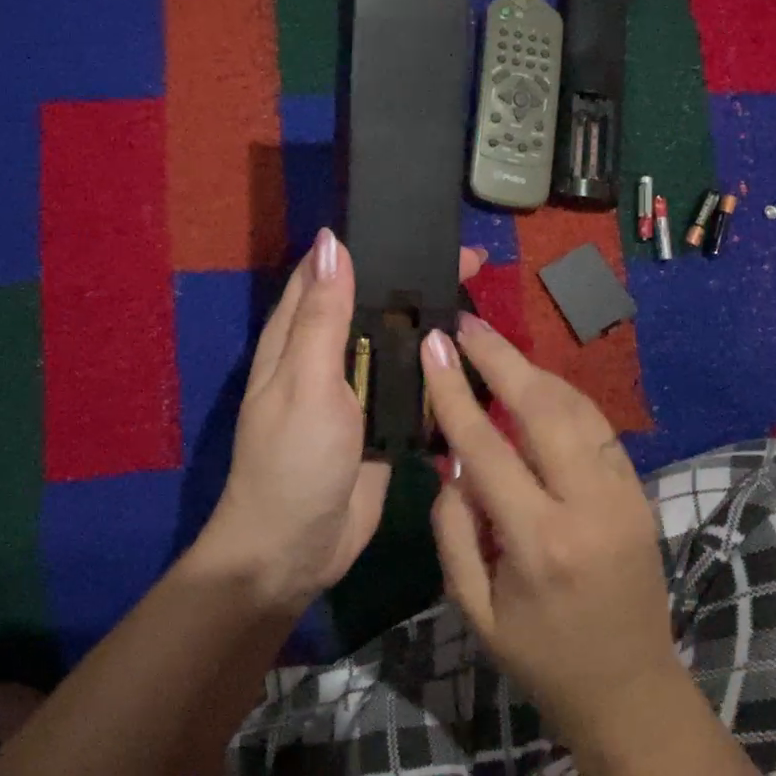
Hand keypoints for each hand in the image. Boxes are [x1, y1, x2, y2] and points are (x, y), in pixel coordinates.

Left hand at [197, 228, 485, 608]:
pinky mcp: (381, 424)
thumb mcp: (305, 381)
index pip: (330, 272)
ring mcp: (356, 392)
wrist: (297, 551)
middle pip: (371, 304)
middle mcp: (326, 356)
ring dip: (430, 324)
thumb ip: (322, 315)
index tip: (418, 224)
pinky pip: (412, 387)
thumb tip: (331, 241)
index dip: (368, 244)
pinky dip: (437, 371)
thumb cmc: (293, 459)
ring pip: (396, 344)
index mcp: (297, 338)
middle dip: (413, 281)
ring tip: (483, 299)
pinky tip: (473, 357)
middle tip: (474, 263)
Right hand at [423, 315, 741, 772]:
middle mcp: (590, 507)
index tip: (434, 345)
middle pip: (544, 407)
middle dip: (501, 357)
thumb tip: (452, 459)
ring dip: (533, 371)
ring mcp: (625, 495)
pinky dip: (561, 398)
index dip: (455, 391)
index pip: (486, 447)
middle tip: (465, 324)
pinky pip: (598, 428)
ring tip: (493, 348)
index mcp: (540, 542)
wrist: (630, 688)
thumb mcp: (473, 607)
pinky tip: (534, 386)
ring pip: (578, 408)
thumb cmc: (539, 655)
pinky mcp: (640, 493)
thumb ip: (453, 528)